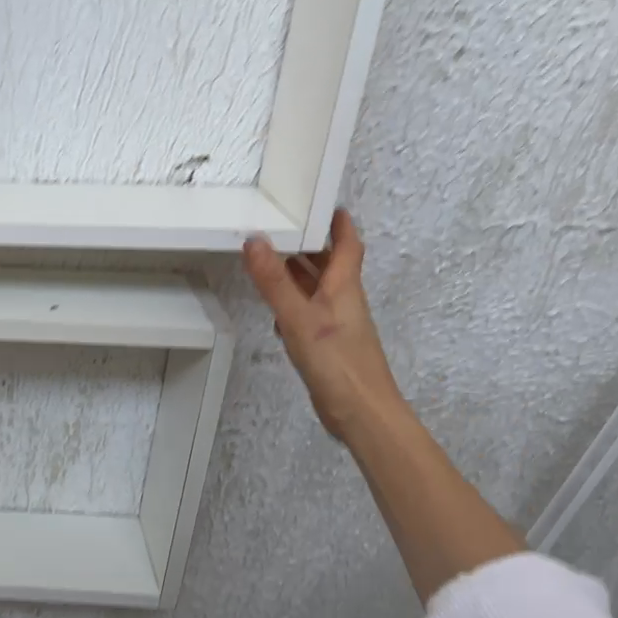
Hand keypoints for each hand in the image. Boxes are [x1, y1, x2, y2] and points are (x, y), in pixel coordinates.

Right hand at [243, 209, 404, 438]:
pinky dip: (291, 302)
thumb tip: (255, 240)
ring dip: (296, 272)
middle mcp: (342, 301)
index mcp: (344, 287)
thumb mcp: (299, 318)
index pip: (347, 245)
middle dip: (308, 245)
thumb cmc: (337, 361)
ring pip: (316, 288)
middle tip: (280, 226)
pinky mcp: (326, 345)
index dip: (338, 224)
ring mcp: (335, 324)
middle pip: (329, 264)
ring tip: (267, 257)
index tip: (323, 203)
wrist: (361, 413)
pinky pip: (307, 312)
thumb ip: (275, 281)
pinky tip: (273, 307)